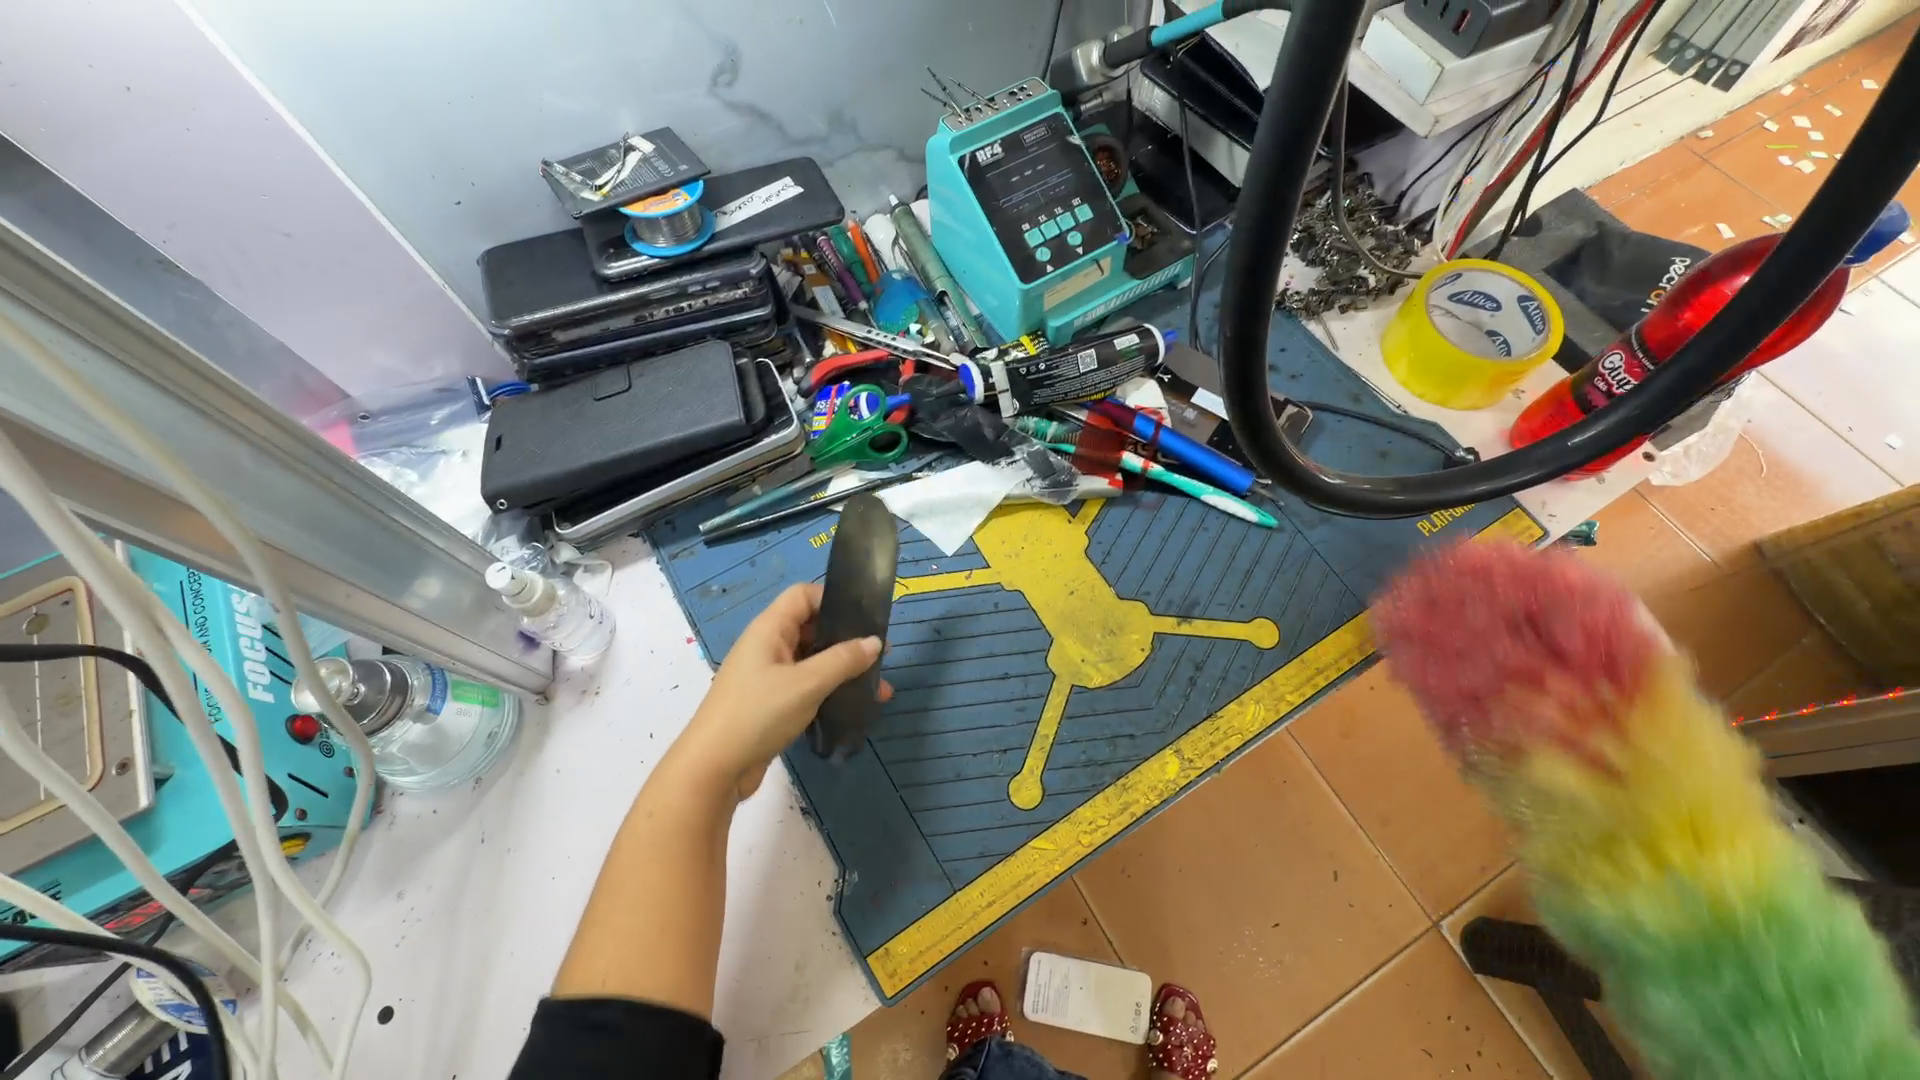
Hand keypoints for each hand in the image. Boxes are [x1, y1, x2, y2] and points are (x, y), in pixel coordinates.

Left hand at [677, 583, 892, 799]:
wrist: (714, 768)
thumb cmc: (758, 714)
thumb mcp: (806, 684)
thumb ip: (843, 660)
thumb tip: (875, 642)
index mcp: (769, 629)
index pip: (803, 596)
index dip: (833, 599)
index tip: (866, 618)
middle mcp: (768, 646)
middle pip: (811, 628)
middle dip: (847, 640)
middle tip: (881, 657)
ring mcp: (768, 676)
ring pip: (812, 661)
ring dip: (843, 671)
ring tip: (877, 690)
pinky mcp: (771, 703)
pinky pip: (807, 686)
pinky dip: (830, 691)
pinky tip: (854, 707)